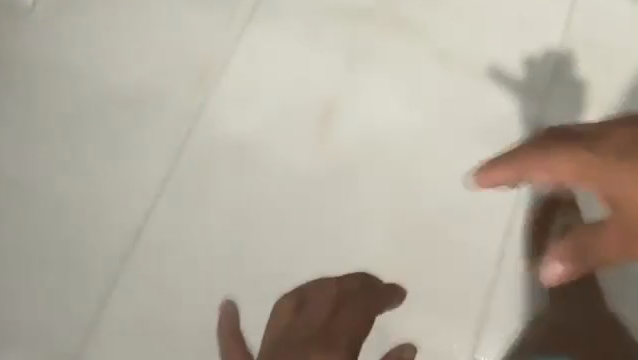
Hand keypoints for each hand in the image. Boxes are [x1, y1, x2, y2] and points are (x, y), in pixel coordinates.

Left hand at [217, 273, 415, 359]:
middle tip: (377, 290)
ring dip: (315, 290)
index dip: (383, 294)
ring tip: (334, 289)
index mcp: (332, 351)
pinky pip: (233, 347)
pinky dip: (230, 326)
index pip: (361, 305)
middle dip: (356, 285)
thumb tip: (408, 347)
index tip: (400, 294)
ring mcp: (267, 358)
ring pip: (291, 304)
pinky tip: (229, 305)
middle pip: (330, 293)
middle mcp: (300, 344)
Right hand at [471, 113, 637, 285]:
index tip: (477, 177)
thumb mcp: (637, 238)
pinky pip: (609, 133)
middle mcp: (614, 131)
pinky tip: (602, 168)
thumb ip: (587, 249)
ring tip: (547, 173)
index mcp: (599, 155)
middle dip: (527, 156)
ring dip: (558, 150)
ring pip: (586, 133)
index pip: (539, 157)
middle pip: (559, 137)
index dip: (506, 167)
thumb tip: (542, 265)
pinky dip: (586, 148)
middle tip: (504, 175)